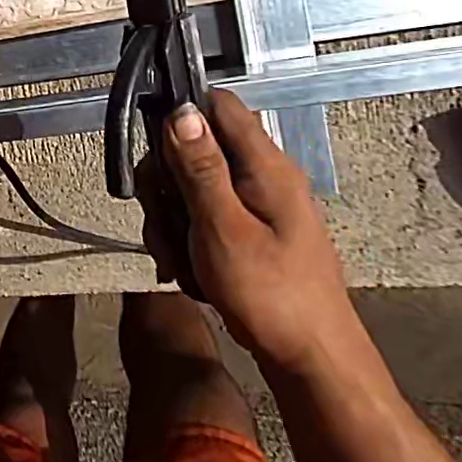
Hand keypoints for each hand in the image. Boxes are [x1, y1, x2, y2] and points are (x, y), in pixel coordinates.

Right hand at [140, 90, 360, 375]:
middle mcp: (261, 176)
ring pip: (188, 187)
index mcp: (264, 166)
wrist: (307, 355)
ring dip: (170, 220)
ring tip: (178, 258)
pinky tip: (188, 267)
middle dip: (165, 186)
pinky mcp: (246, 228)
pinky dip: (184, 238)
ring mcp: (254, 203)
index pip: (218, 106)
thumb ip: (200, 168)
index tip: (154, 154)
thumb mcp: (222, 227)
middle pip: (192, 151)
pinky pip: (199, 216)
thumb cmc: (268, 293)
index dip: (180, 117)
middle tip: (165, 225)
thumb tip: (182, 111)